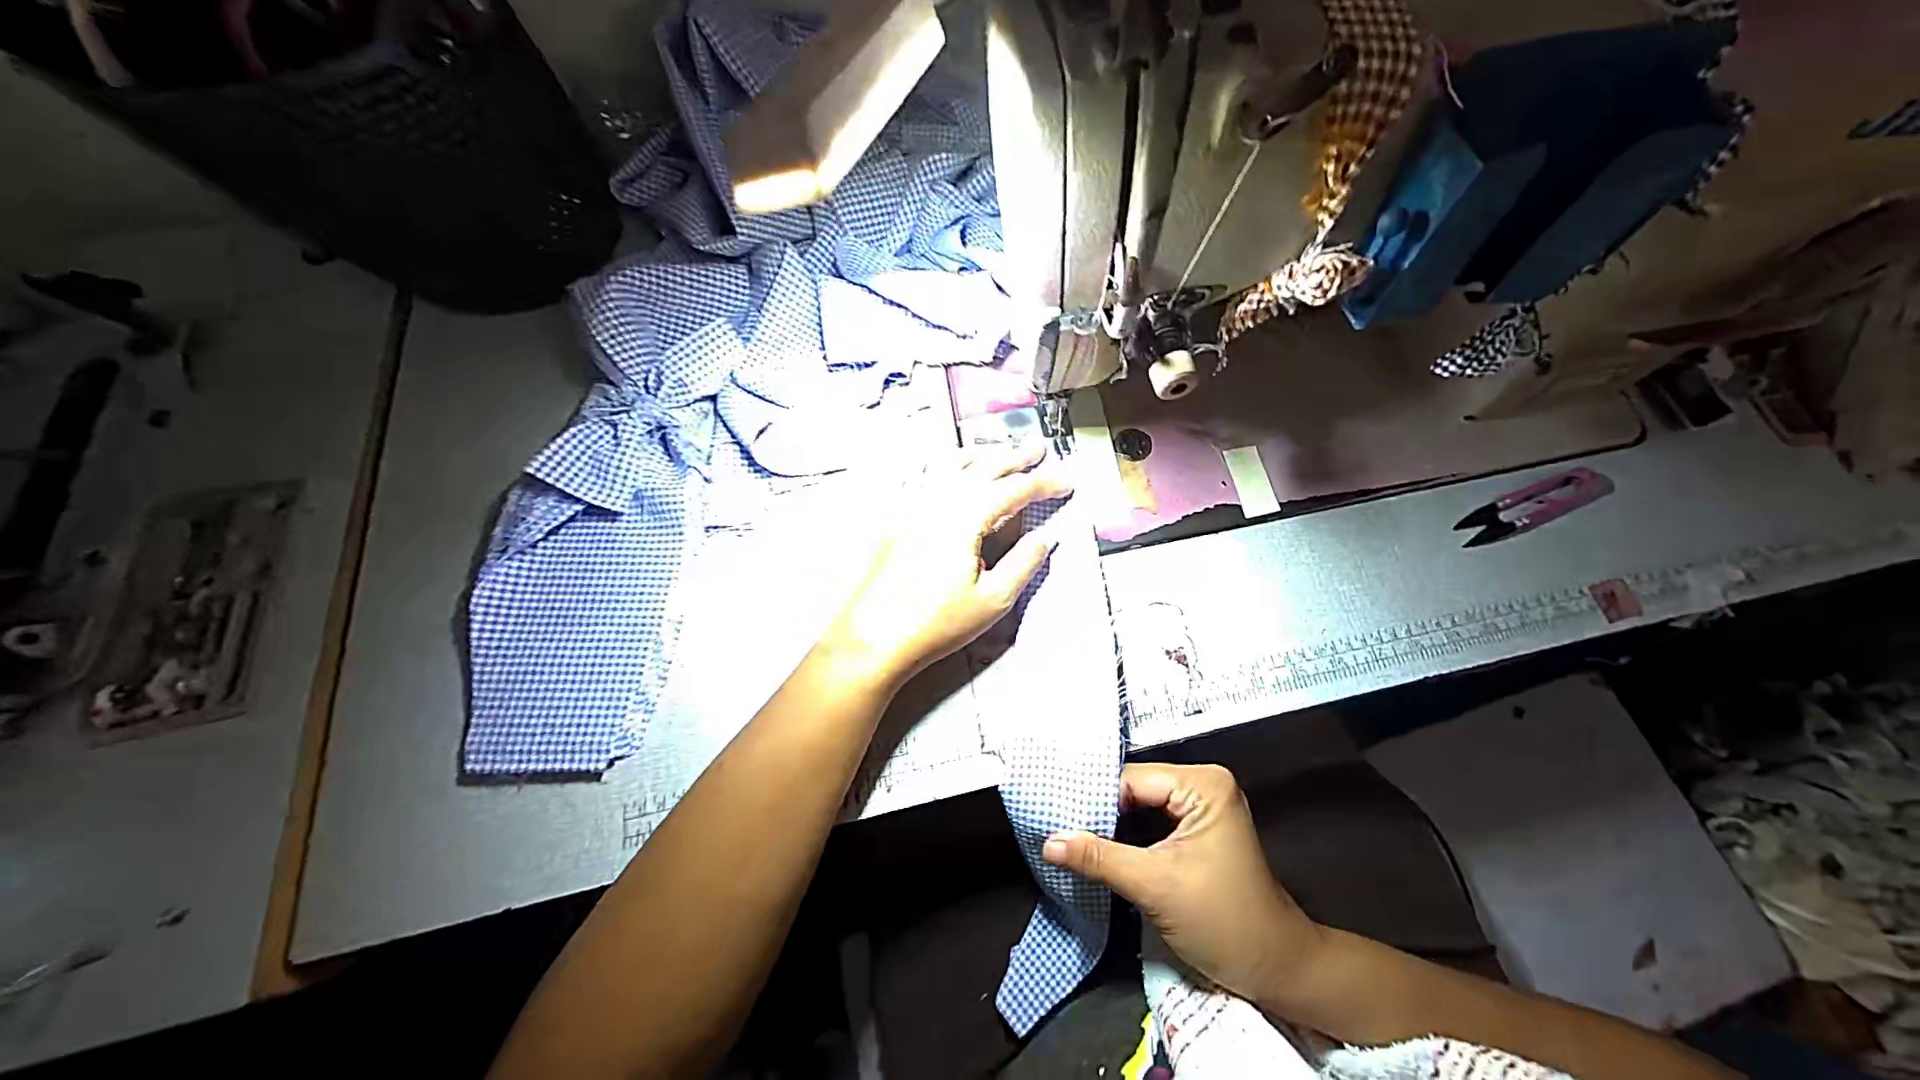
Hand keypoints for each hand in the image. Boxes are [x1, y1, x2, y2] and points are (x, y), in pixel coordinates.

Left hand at [823, 442, 1072, 689]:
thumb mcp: (993, 600)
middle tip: (1038, 449)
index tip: (1066, 481)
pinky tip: (945, 466)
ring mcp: (912, 506)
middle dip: (1014, 456)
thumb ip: (1024, 562)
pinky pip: (923, 476)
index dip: (1043, 483)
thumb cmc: (934, 624)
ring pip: (950, 465)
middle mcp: (937, 502)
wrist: (874, 636)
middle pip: (982, 466)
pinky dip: (943, 464)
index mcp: (965, 518)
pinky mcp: (896, 518)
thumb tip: (1045, 537)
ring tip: (998, 451)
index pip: (1013, 489)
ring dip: (980, 455)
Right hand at [1042, 763, 1324, 1001]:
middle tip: (1054, 829)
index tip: (1053, 819)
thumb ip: (1098, 858)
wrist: (1276, 969)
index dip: (1093, 801)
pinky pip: (1150, 821)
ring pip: (1138, 806)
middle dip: (1099, 814)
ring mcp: (1202, 805)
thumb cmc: (1224, 923)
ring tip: (1067, 837)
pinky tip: (1096, 848)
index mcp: (1203, 784)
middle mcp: (1203, 783)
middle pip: (1134, 790)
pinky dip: (1126, 837)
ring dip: (1109, 827)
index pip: (1131, 780)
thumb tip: (1048, 841)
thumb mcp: (1154, 886)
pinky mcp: (1196, 828)